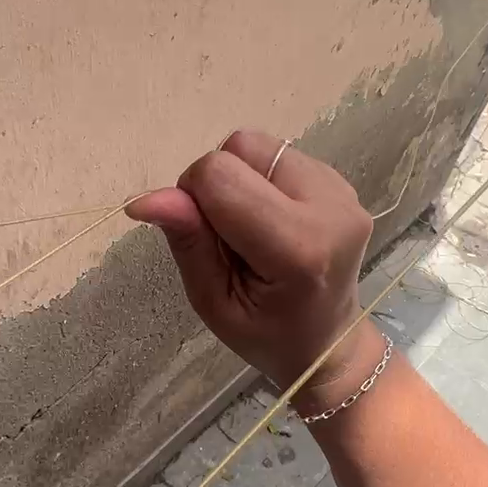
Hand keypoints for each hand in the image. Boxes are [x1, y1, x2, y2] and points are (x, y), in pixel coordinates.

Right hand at [127, 130, 380, 407]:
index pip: (221, 176)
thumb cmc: (266, 335)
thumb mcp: (213, 303)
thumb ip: (188, 243)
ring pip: (258, 145)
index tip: (199, 235)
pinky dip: (260, 179)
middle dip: (216, 184)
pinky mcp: (340, 180)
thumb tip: (146, 198)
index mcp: (299, 247)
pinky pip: (278, 153)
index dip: (191, 196)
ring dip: (239, 179)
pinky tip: (271, 219)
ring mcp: (340, 188)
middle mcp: (329, 206)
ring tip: (250, 228)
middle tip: (225, 235)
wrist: (327, 341)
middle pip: (240, 148)